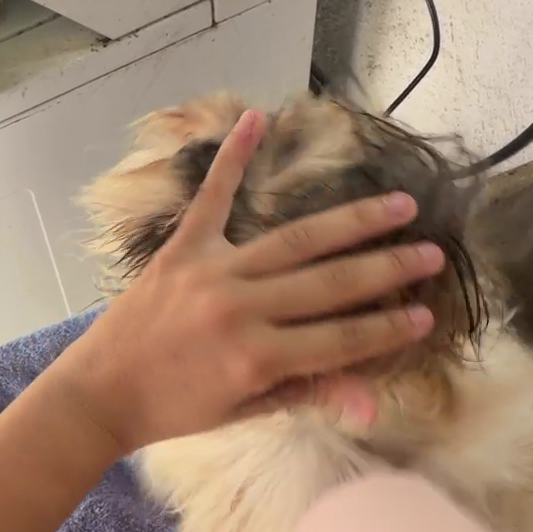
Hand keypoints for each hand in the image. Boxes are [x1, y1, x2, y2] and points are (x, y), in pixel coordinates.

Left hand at [50, 109, 444, 452]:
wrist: (100, 393)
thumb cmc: (173, 409)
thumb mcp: (241, 411)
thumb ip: (305, 394)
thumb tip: (371, 402)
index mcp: (256, 358)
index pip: (341, 340)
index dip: (387, 329)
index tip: (427, 314)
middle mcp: (240, 309)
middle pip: (330, 283)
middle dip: (387, 269)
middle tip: (432, 254)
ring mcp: (209, 272)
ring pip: (294, 240)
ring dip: (351, 221)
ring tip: (398, 205)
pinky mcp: (180, 251)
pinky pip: (210, 199)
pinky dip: (231, 159)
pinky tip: (256, 119)